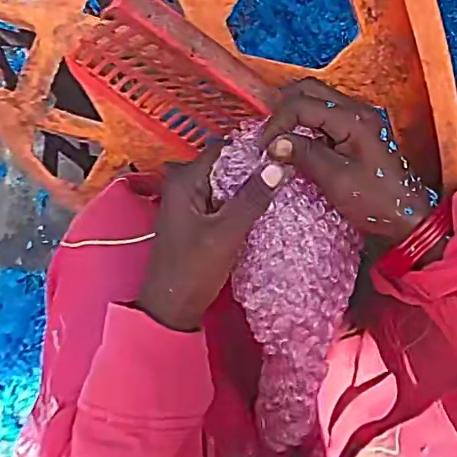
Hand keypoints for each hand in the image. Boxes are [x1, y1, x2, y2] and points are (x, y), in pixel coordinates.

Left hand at [133, 142, 291, 331]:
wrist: (171, 309)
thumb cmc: (192, 271)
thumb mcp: (227, 233)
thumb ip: (252, 198)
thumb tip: (277, 165)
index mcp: (184, 180)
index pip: (224, 148)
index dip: (251, 150)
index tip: (280, 154)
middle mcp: (182, 183)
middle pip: (226, 164)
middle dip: (252, 169)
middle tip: (284, 172)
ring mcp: (188, 200)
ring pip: (226, 182)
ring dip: (247, 186)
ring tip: (278, 188)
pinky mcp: (196, 216)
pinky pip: (222, 198)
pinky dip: (239, 201)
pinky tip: (260, 208)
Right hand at [258, 79, 436, 242]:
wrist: (409, 217)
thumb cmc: (376, 201)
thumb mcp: (335, 179)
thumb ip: (304, 155)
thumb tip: (274, 144)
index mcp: (353, 119)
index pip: (302, 104)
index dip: (277, 123)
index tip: (265, 147)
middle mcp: (357, 110)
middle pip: (308, 90)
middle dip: (283, 110)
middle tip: (269, 137)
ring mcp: (359, 117)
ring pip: (316, 99)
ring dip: (294, 115)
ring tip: (280, 141)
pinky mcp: (357, 129)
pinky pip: (325, 114)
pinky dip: (306, 123)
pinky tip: (298, 145)